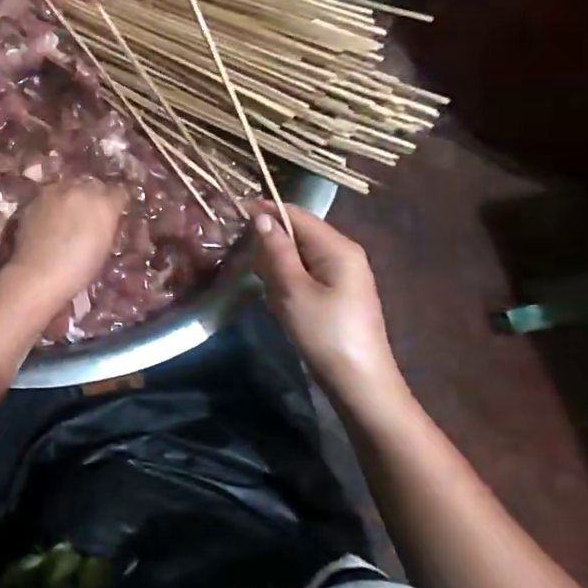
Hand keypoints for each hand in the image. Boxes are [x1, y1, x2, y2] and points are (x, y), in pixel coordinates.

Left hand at [2, 178, 126, 303]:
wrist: (38, 274)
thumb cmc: (78, 270)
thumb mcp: (104, 247)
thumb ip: (106, 225)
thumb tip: (104, 219)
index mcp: (105, 204)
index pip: (119, 193)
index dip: (115, 204)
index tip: (112, 214)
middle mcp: (81, 190)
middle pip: (93, 184)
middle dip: (94, 196)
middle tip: (89, 214)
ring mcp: (55, 192)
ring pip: (69, 186)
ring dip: (71, 196)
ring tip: (67, 214)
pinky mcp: (34, 200)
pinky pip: (49, 196)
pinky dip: (52, 204)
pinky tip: (48, 219)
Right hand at [250, 202, 401, 393]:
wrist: (356, 378)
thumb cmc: (323, 331)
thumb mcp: (292, 290)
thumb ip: (276, 251)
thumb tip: (262, 217)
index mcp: (338, 248)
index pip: (297, 215)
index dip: (266, 210)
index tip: (232, 212)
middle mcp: (342, 253)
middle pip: (297, 233)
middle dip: (270, 246)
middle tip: (253, 270)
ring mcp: (340, 273)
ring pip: (296, 255)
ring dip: (276, 268)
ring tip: (269, 292)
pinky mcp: (334, 291)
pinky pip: (302, 273)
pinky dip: (285, 282)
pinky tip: (280, 302)